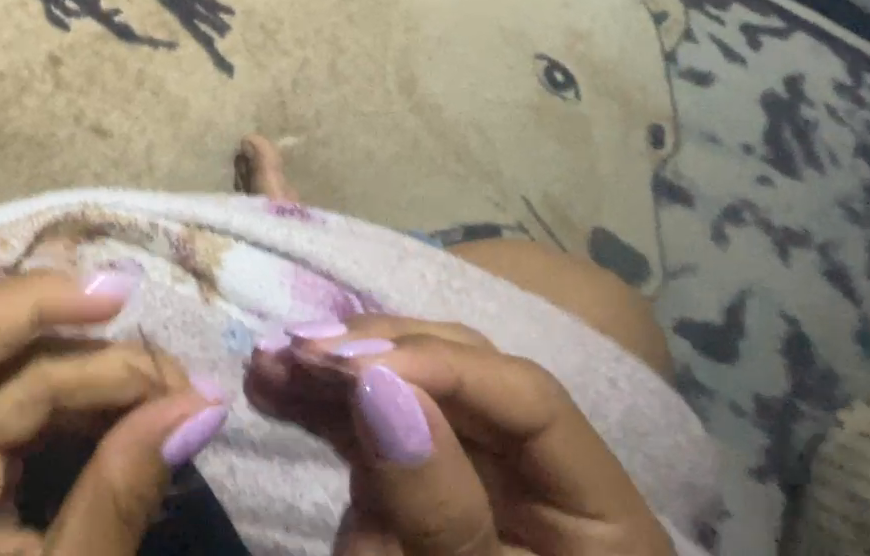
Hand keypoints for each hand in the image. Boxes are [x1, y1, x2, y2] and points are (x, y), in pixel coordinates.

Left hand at [0, 271, 228, 554]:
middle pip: (3, 366)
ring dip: (98, 386)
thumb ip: (122, 496)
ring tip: (174, 402)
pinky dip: (76, 417)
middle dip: (100, 361)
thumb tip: (197, 409)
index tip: (120, 296)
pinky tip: (131, 424)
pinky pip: (14, 423)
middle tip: (186, 385)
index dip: (35, 300)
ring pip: (15, 387)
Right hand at [246, 316, 674, 554]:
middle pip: (465, 375)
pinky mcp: (416, 482)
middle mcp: (537, 473)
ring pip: (409, 387)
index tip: (350, 365)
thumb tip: (380, 384)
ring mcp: (472, 472)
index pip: (528, 400)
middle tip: (298, 352)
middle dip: (376, 353)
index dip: (441, 365)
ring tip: (269, 361)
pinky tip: (272, 384)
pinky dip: (320, 402)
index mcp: (600, 517)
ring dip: (333, 369)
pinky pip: (370, 425)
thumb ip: (438, 508)